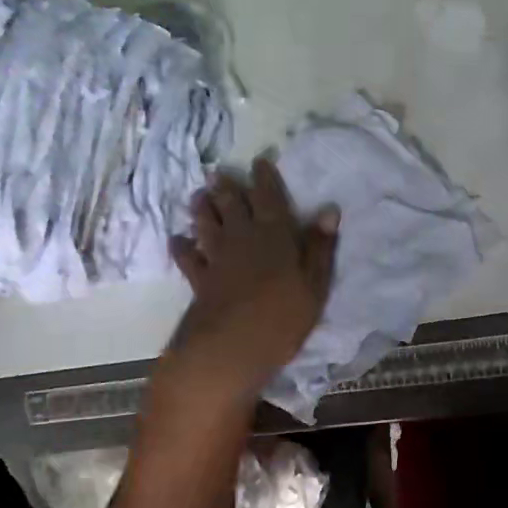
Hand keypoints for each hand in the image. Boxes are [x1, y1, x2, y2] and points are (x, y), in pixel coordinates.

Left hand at [164, 157, 338, 399]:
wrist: (233, 346)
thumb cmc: (284, 316)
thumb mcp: (315, 284)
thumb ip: (320, 246)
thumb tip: (329, 209)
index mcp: (275, 235)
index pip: (269, 198)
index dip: (264, 178)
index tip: (259, 161)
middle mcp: (243, 239)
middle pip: (232, 206)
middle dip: (226, 188)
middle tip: (217, 174)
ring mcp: (217, 258)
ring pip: (207, 225)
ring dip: (202, 209)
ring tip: (198, 196)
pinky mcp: (200, 279)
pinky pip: (188, 258)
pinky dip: (182, 247)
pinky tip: (178, 240)